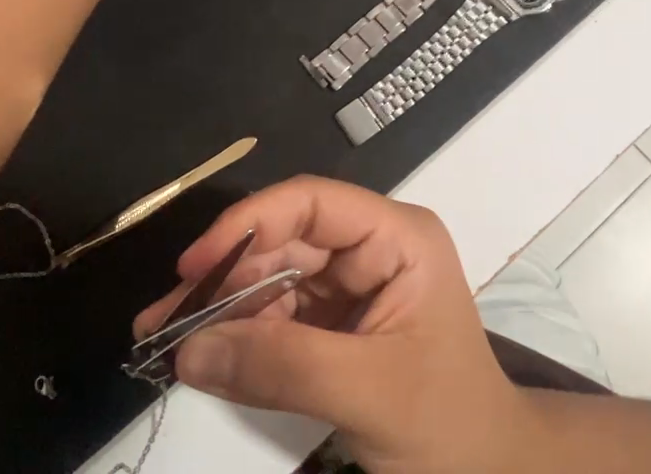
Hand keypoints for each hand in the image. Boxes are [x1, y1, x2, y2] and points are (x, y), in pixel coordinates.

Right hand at [134, 177, 521, 473]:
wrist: (490, 472)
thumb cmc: (450, 422)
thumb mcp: (372, 392)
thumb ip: (285, 367)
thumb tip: (190, 351)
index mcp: (397, 238)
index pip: (312, 204)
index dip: (249, 223)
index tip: (194, 265)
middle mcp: (370, 248)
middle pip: (283, 241)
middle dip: (224, 277)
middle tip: (160, 319)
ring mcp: (351, 285)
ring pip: (272, 278)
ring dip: (221, 309)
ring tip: (162, 339)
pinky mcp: (334, 324)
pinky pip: (275, 317)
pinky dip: (238, 335)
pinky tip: (200, 353)